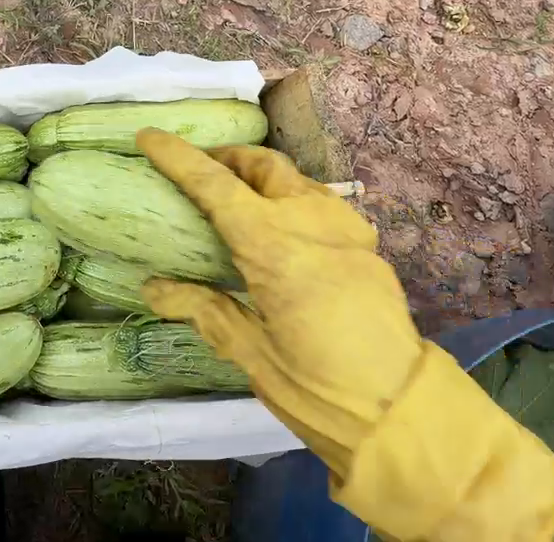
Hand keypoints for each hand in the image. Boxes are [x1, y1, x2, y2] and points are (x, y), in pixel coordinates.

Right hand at [135, 130, 553, 541]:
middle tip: (198, 172)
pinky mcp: (366, 243)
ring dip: (260, 177)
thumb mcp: (248, 350)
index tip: (148, 137)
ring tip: (237, 200)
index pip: (214, 182)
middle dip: (225, 158)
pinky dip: (290, 201)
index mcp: (272, 244)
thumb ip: (202, 308)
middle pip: (260, 163)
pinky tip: (282, 232)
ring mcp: (345, 227)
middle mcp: (310, 219)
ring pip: (294, 179)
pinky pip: (319, 203)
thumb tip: (153, 288)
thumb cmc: (316, 388)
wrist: (405, 415)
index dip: (177, 156)